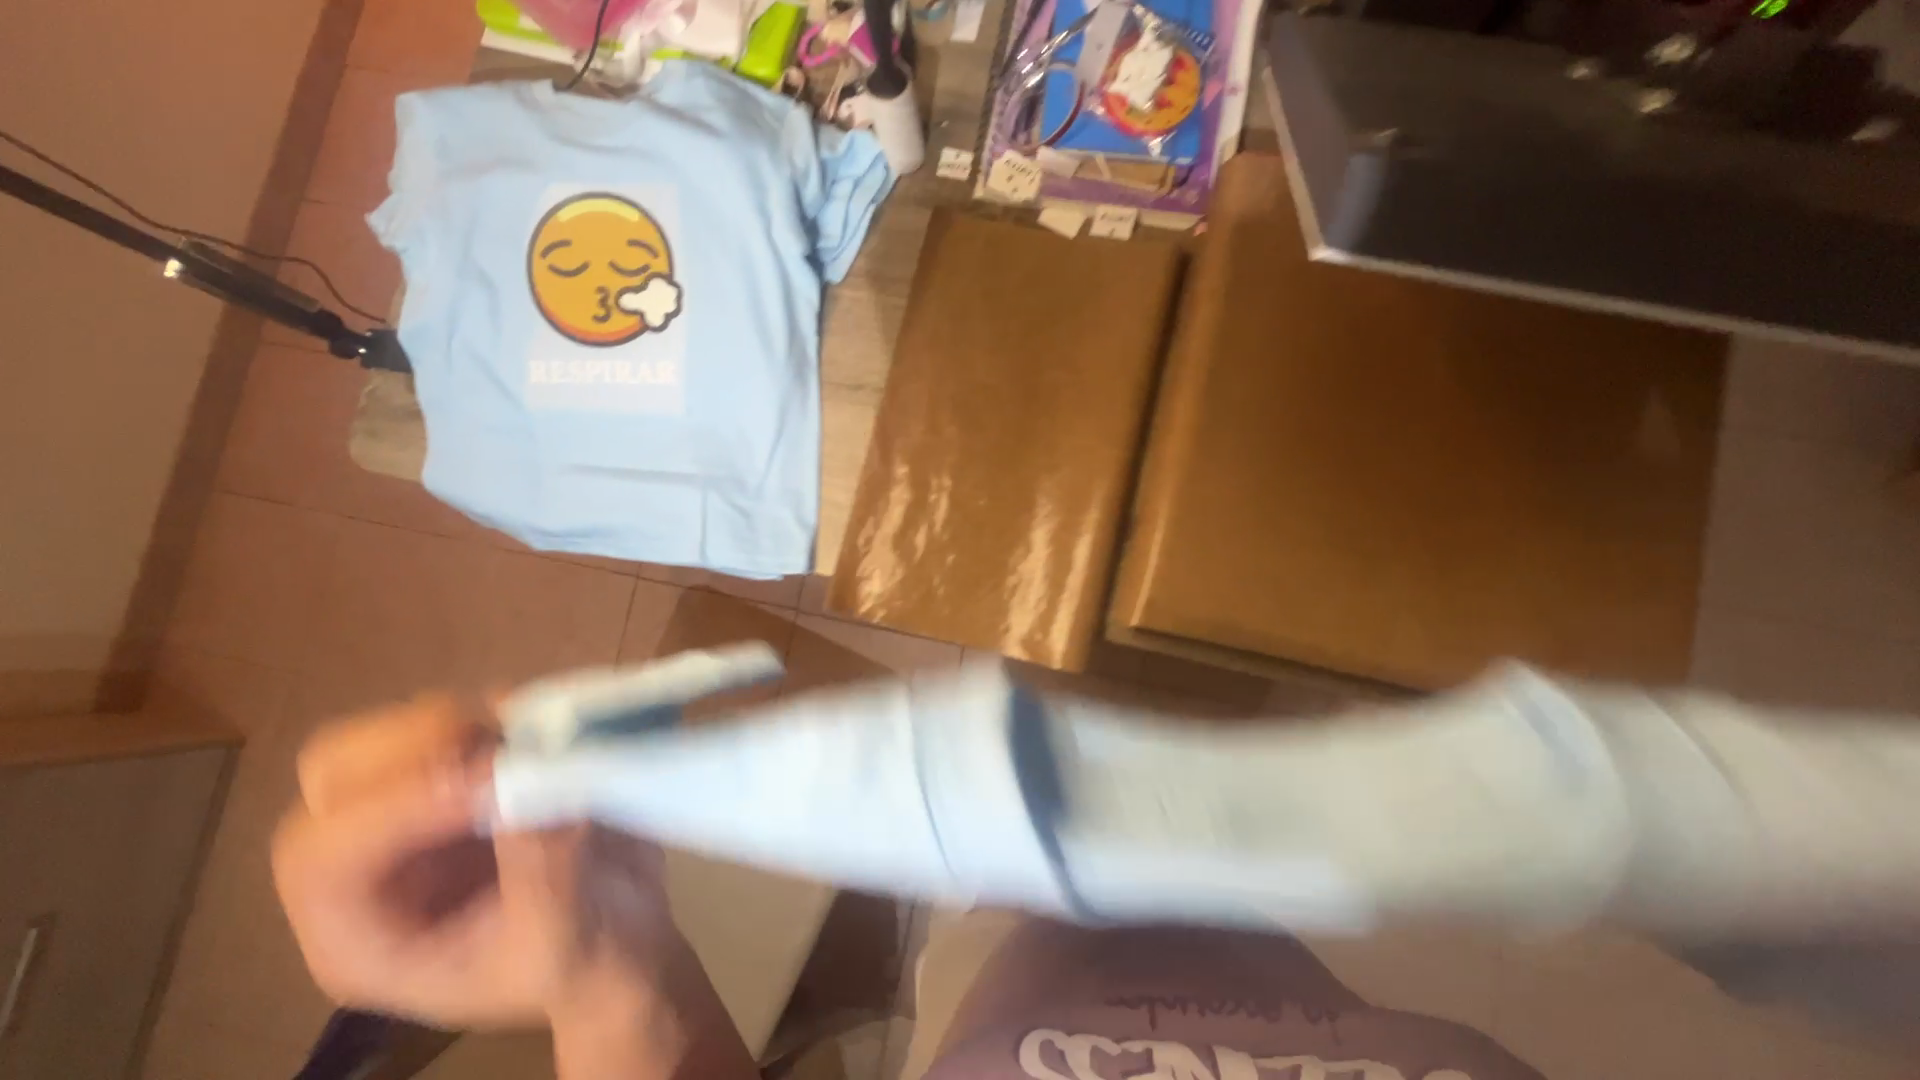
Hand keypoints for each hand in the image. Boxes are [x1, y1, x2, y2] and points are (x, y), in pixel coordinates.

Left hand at [271, 694, 680, 1028]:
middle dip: (414, 748)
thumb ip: (540, 870)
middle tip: (499, 747)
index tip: (490, 782)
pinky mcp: (467, 772)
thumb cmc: (584, 967)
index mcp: (366, 936)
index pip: (325, 859)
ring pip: (388, 734)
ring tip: (533, 740)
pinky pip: (459, 719)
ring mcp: (418, 811)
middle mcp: (375, 863)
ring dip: (461, 723)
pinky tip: (546, 730)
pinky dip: (499, 710)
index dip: (395, 808)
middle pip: (338, 777)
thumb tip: (532, 781)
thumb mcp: (560, 942)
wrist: (624, 944)